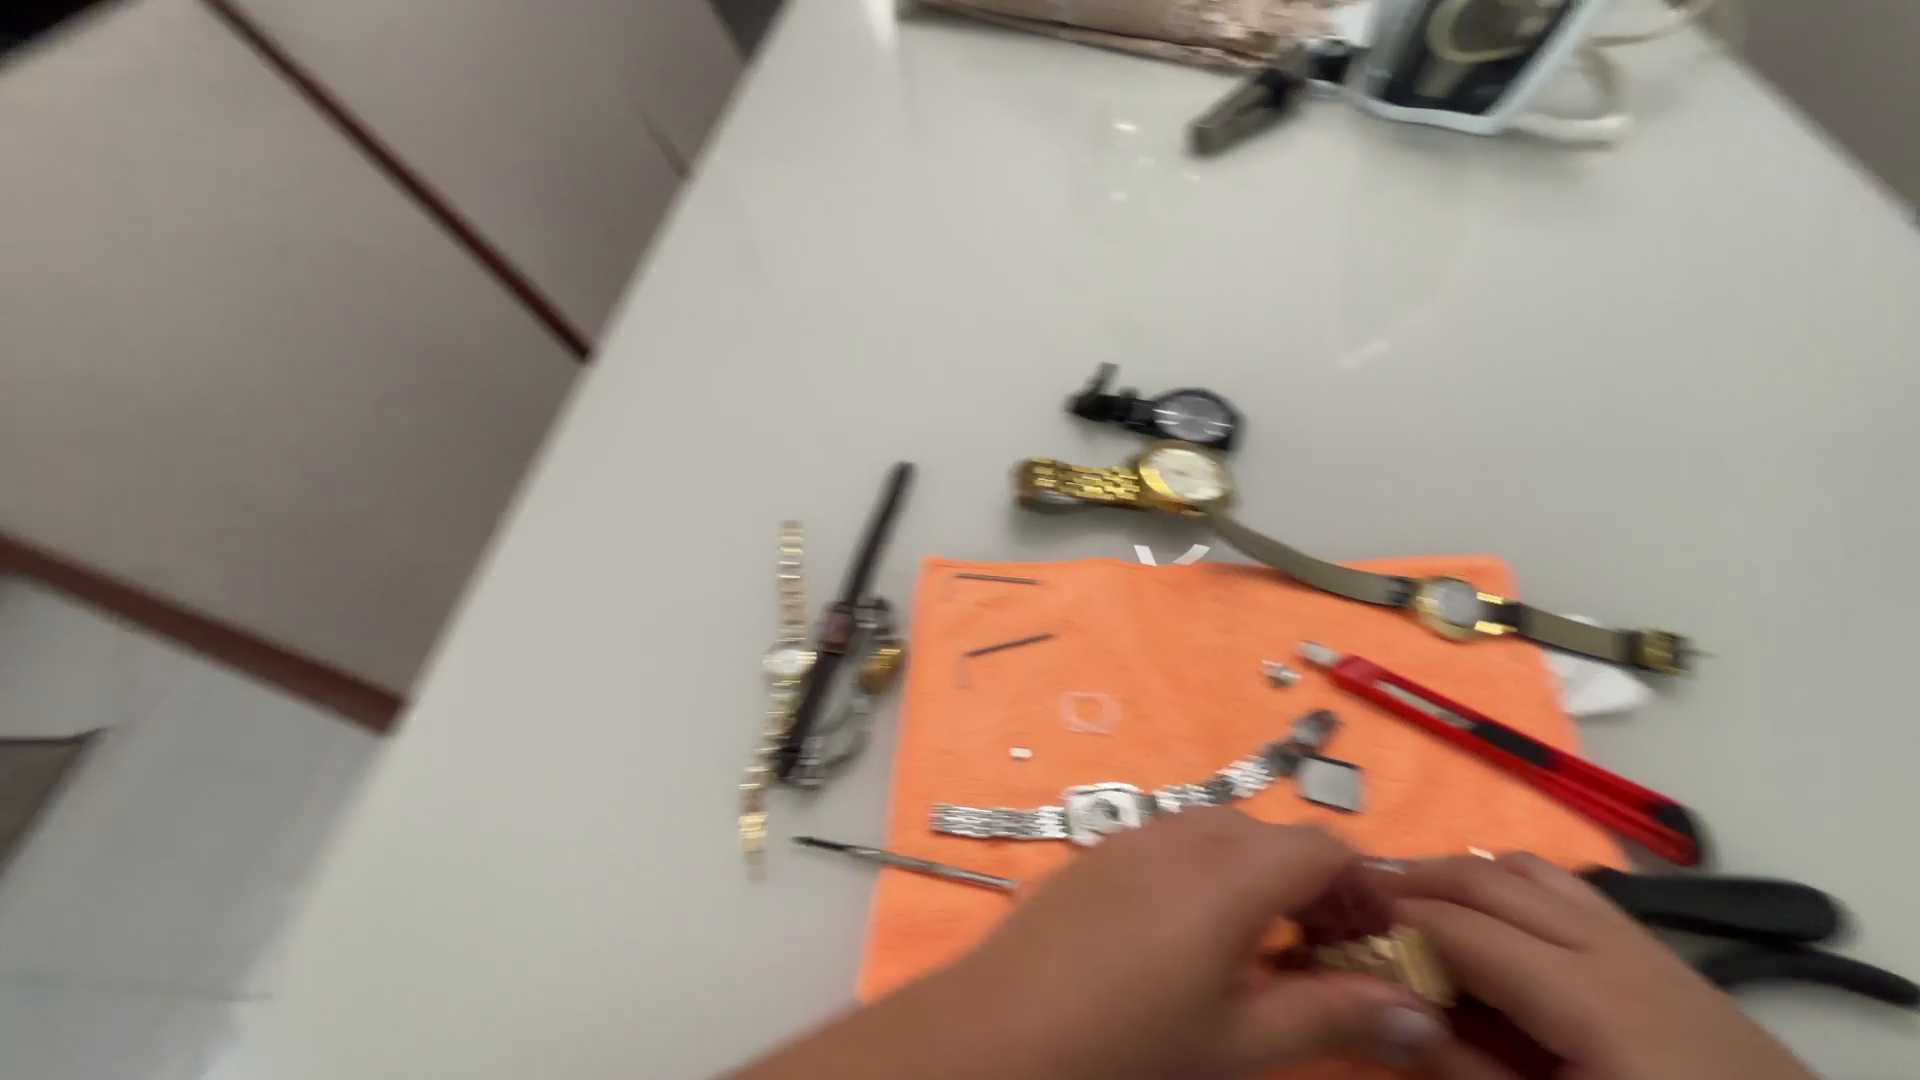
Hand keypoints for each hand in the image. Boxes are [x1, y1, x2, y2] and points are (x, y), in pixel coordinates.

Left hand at [933, 809, 1445, 1078]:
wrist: (998, 1029)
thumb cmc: (1128, 1044)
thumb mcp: (1238, 1042)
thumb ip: (1332, 1017)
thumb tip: (1422, 1012)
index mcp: (1228, 872)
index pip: (1322, 846)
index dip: (1362, 888)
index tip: (1374, 947)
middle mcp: (1180, 834)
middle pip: (1270, 834)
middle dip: (1311, 883)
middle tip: (1321, 956)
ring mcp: (1132, 836)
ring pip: (1219, 833)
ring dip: (1255, 874)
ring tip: (1257, 947)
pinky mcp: (1097, 851)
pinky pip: (1171, 841)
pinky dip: (1203, 871)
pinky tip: (1187, 933)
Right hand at [1387, 854, 1816, 1079]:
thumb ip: (1460, 1069)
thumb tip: (1375, 1013)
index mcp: (1591, 1000)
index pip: (1460, 926)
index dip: (1391, 917)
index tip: (1337, 920)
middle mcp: (1615, 951)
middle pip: (1488, 877)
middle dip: (1414, 877)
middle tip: (1356, 894)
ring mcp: (1646, 945)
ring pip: (1530, 868)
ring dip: (1464, 872)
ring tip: (1420, 899)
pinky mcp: (1663, 956)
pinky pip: (1571, 890)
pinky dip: (1515, 885)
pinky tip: (1496, 921)